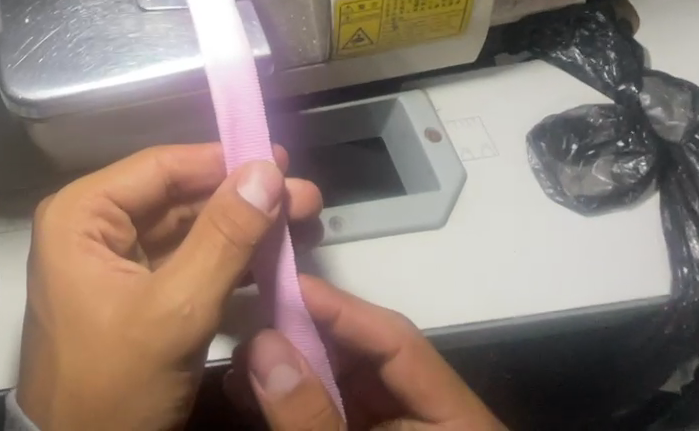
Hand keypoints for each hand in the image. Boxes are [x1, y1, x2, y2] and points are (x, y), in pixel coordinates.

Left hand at [16, 144, 325, 430]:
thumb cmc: (113, 383)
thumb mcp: (175, 310)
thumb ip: (223, 239)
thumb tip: (266, 171)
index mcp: (82, 213)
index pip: (160, 168)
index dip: (221, 160)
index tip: (279, 157)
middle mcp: (92, 224)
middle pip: (176, 195)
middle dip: (241, 197)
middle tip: (304, 195)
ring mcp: (111, 259)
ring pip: (184, 227)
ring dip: (240, 227)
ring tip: (302, 219)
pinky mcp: (131, 291)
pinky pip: (183, 260)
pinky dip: (226, 259)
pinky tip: (273, 257)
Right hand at [230, 276, 504, 429]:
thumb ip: (313, 416)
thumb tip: (262, 343)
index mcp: (458, 420)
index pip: (397, 338)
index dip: (336, 305)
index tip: (278, 281)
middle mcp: (430, 416)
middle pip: (362, 355)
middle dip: (299, 338)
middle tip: (247, 327)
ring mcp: (398, 428)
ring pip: (339, 381)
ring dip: (286, 370)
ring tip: (240, 368)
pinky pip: (330, 409)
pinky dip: (291, 401)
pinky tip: (250, 395)